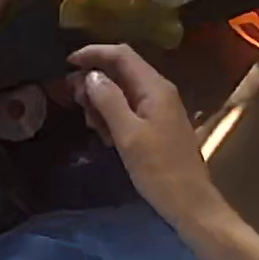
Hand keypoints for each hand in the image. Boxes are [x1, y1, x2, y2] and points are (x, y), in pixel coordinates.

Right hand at [69, 44, 223, 225]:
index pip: (121, 54)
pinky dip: (111, 115)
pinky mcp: (156, 125)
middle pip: (121, 70)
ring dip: (101, 101)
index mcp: (154, 88)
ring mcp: (159, 108)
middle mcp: (158, 91)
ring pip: (122, 90)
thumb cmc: (159, 170)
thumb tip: (91, 74)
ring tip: (90, 123)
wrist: (190, 205)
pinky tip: (105, 135)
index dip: (93, 53)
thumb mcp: (128, 134)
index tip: (68, 64)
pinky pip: (129, 109)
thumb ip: (108, 100)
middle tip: (75, 100)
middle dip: (95, 80)